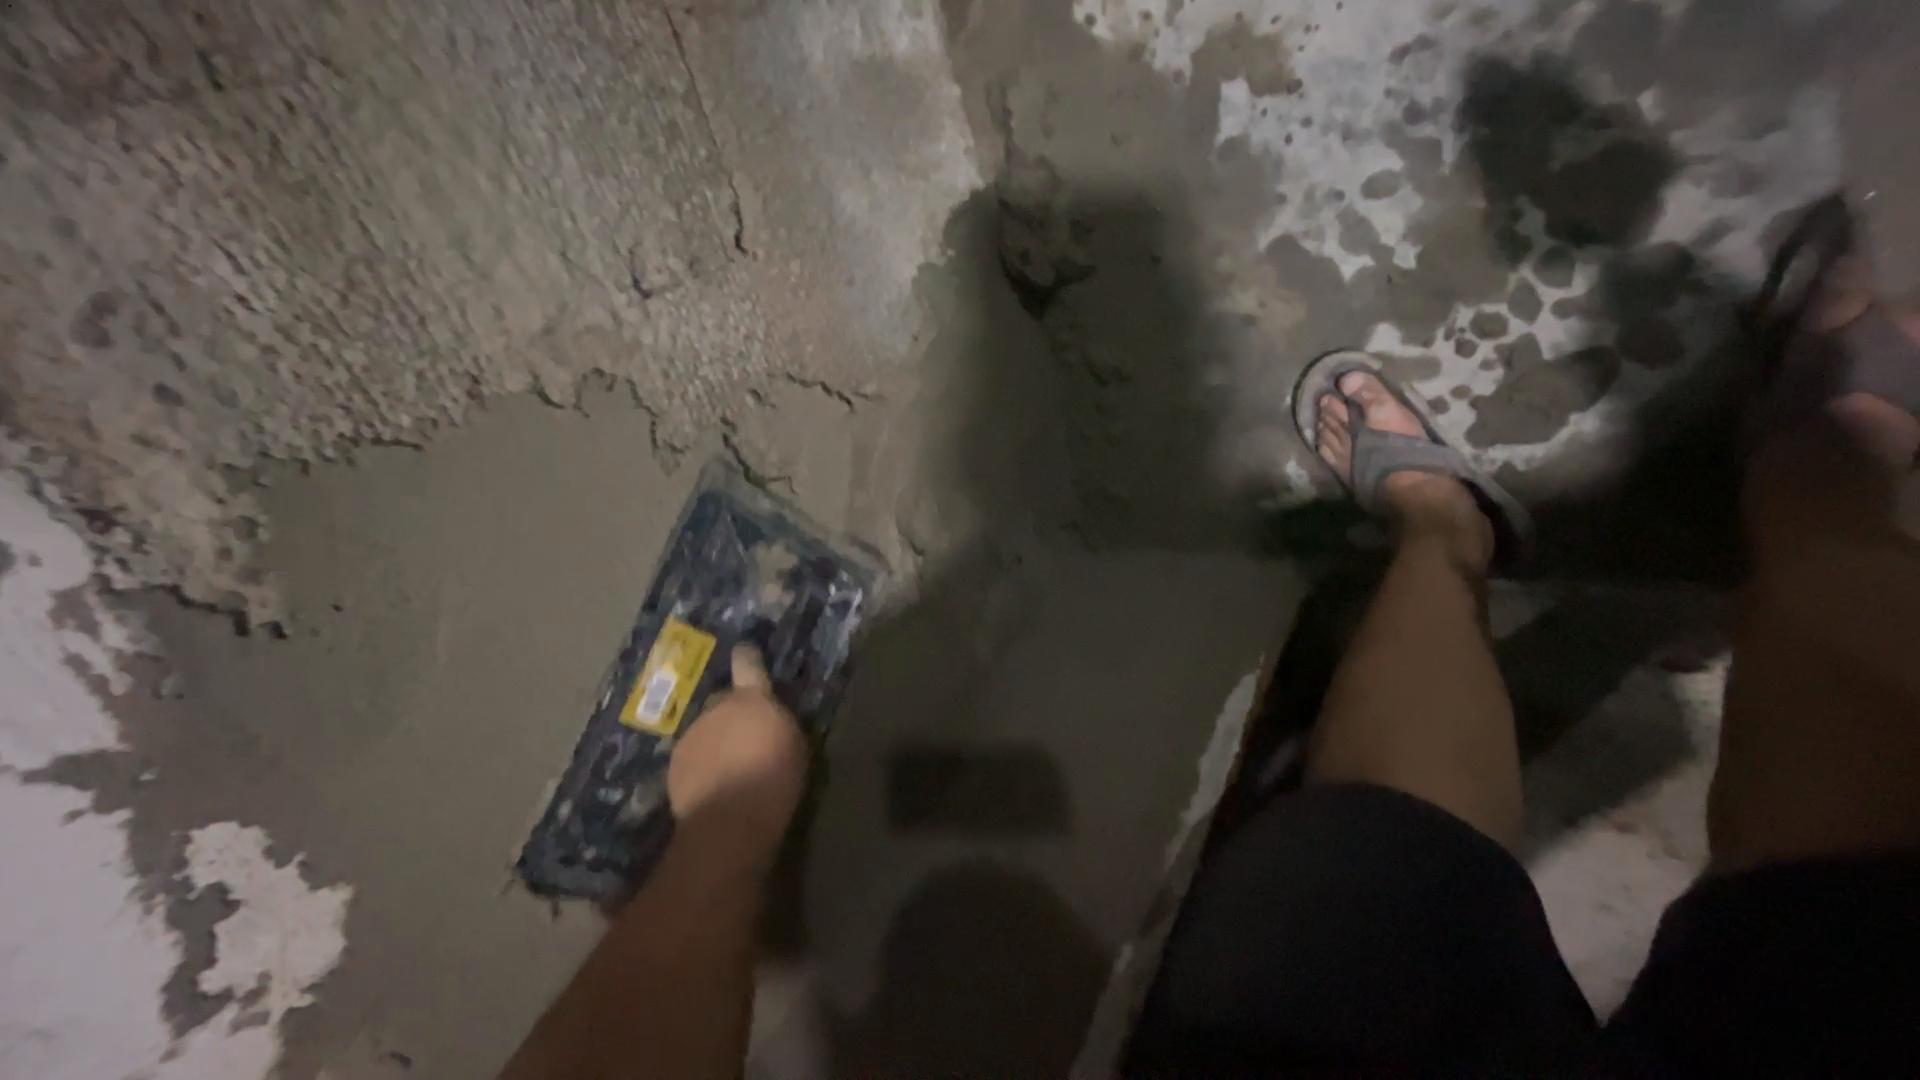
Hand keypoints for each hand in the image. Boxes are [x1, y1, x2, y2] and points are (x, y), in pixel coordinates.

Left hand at [666, 645, 808, 867]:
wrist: (728, 819)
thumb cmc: (774, 779)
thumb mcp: (793, 744)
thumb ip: (777, 722)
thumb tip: (768, 717)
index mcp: (752, 700)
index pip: (748, 665)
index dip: (746, 657)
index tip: (744, 650)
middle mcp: (717, 709)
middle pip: (722, 701)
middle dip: (731, 713)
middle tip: (746, 736)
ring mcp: (692, 735)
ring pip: (705, 730)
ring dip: (715, 741)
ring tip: (729, 767)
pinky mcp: (675, 763)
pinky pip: (692, 756)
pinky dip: (701, 765)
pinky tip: (713, 786)